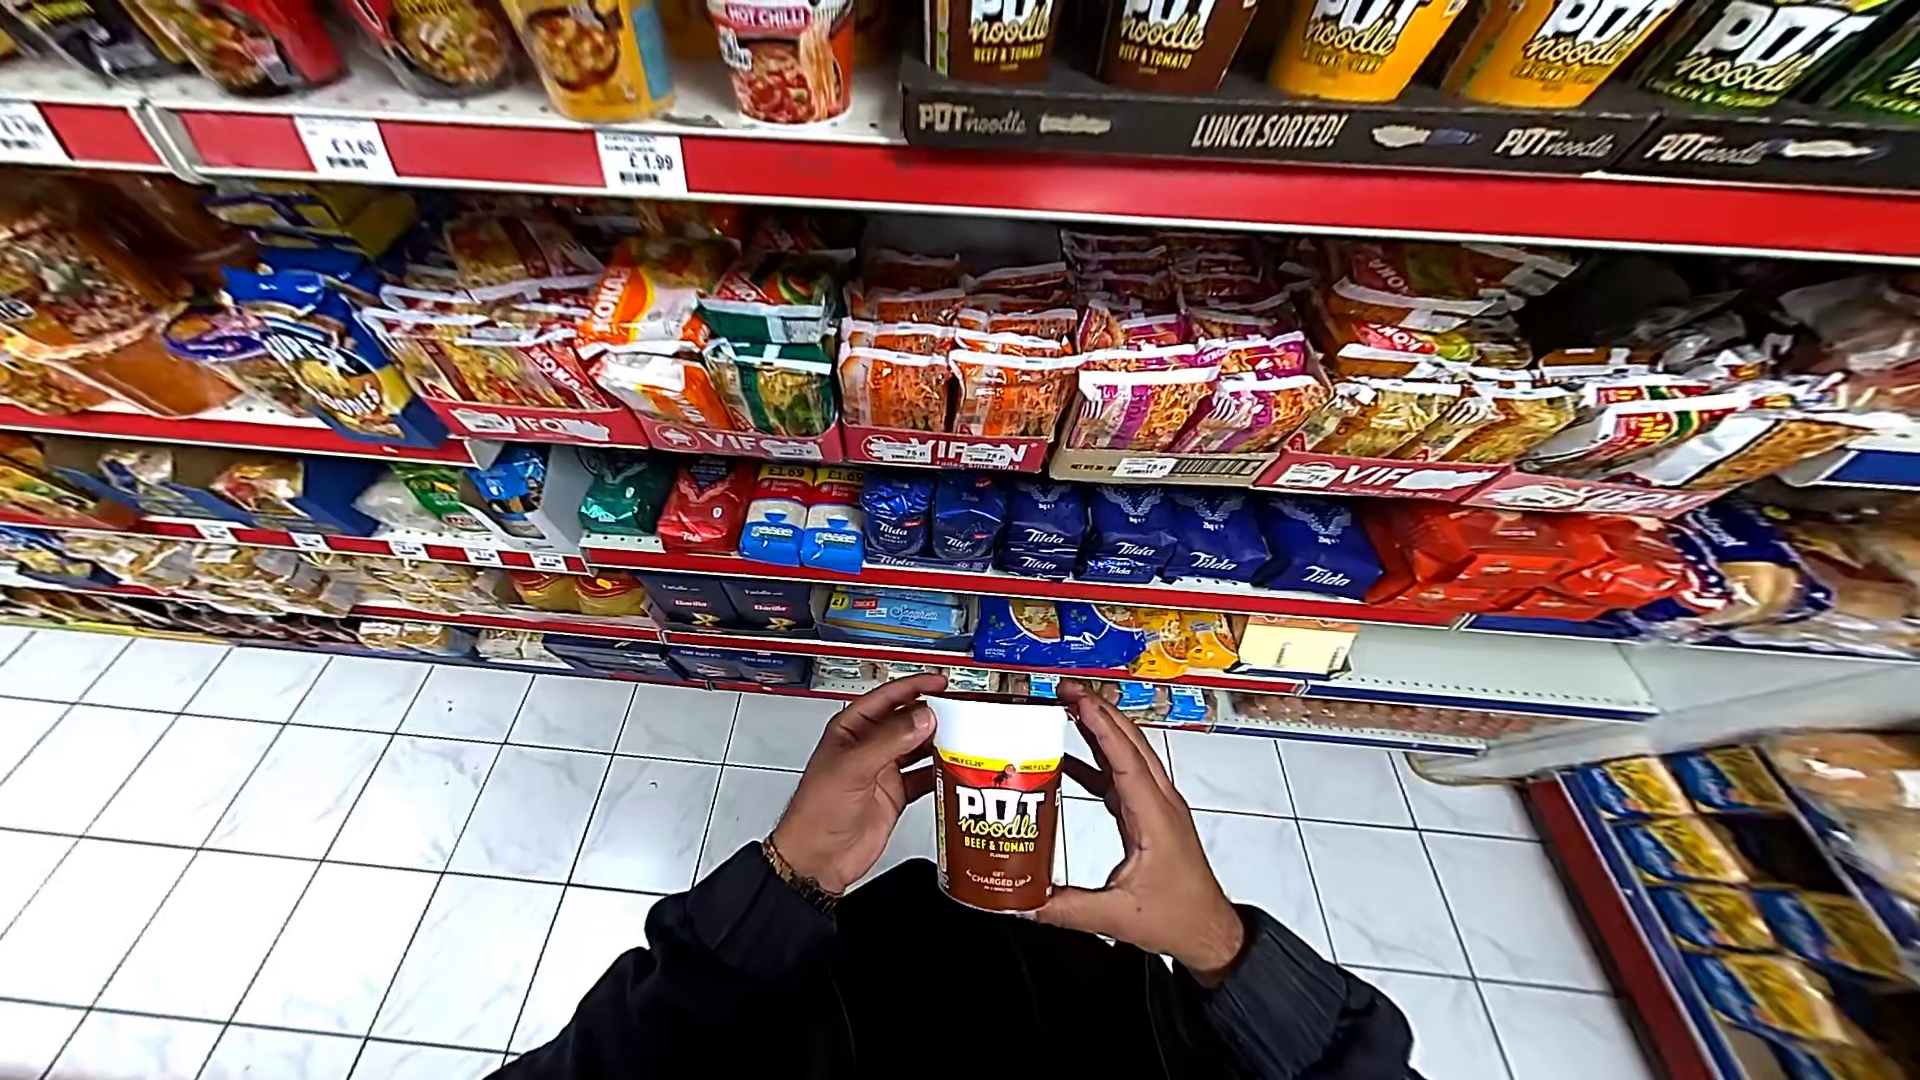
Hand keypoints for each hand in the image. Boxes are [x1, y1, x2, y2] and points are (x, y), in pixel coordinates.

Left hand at [769, 674, 944, 894]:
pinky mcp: (895, 794)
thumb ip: (889, 741)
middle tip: (959, 711)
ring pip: (918, 746)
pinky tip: (953, 770)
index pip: (888, 697)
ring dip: (938, 742)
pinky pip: (924, 776)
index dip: (914, 686)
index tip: (939, 682)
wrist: (817, 861)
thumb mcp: (852, 768)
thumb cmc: (815, 812)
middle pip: (908, 720)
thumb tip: (921, 718)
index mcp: (853, 729)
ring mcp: (884, 770)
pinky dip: (940, 772)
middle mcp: (870, 746)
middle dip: (932, 714)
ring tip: (961, 737)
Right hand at [1041, 682, 1245, 983]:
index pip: (1126, 759)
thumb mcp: (1119, 918)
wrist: (1211, 932)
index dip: (1101, 726)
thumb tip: (1025, 900)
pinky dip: (1098, 756)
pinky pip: (1121, 772)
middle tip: (1067, 689)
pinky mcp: (1149, 811)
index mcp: (1155, 817)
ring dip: (1101, 725)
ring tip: (1070, 705)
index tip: (1079, 700)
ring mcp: (1156, 803)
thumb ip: (1067, 908)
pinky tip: (1071, 756)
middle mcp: (1159, 801)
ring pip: (1128, 750)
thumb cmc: (1181, 919)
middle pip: (1129, 740)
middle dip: (1098, 709)